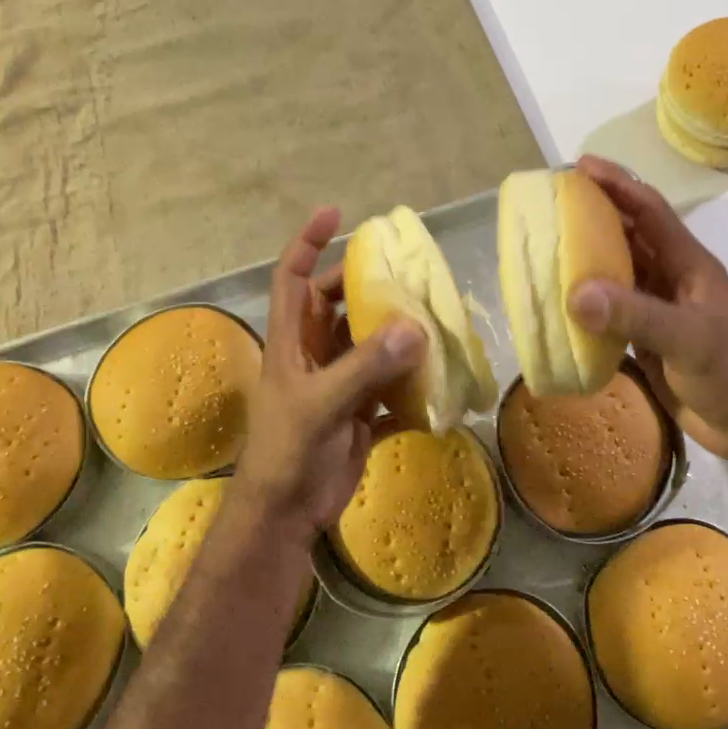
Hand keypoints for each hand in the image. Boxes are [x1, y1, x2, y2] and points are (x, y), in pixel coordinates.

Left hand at [234, 207, 423, 538]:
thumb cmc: (288, 452)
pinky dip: (411, 382)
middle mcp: (315, 354)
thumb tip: (414, 327)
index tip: (334, 212)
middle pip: (340, 304)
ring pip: (370, 343)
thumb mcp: (322, 405)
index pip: (294, 277)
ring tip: (436, 316)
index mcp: (292, 341)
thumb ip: (365, 367)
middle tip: (409, 273)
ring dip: (398, 333)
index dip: (307, 242)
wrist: (287, 515)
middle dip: (370, 286)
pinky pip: (389, 384)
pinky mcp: (361, 412)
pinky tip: (439, 379)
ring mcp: (339, 383)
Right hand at [565, 156, 727, 456]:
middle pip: (630, 236)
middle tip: (552, 205)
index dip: (619, 185)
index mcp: (689, 265)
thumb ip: (636, 315)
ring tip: (546, 249)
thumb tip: (576, 292)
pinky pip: (612, 311)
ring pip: (618, 273)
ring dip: (587, 260)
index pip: (650, 212)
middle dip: (595, 216)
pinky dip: (588, 305)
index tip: (580, 166)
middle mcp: (672, 279)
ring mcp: (659, 309)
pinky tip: (560, 304)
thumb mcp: (688, 340)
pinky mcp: (648, 339)